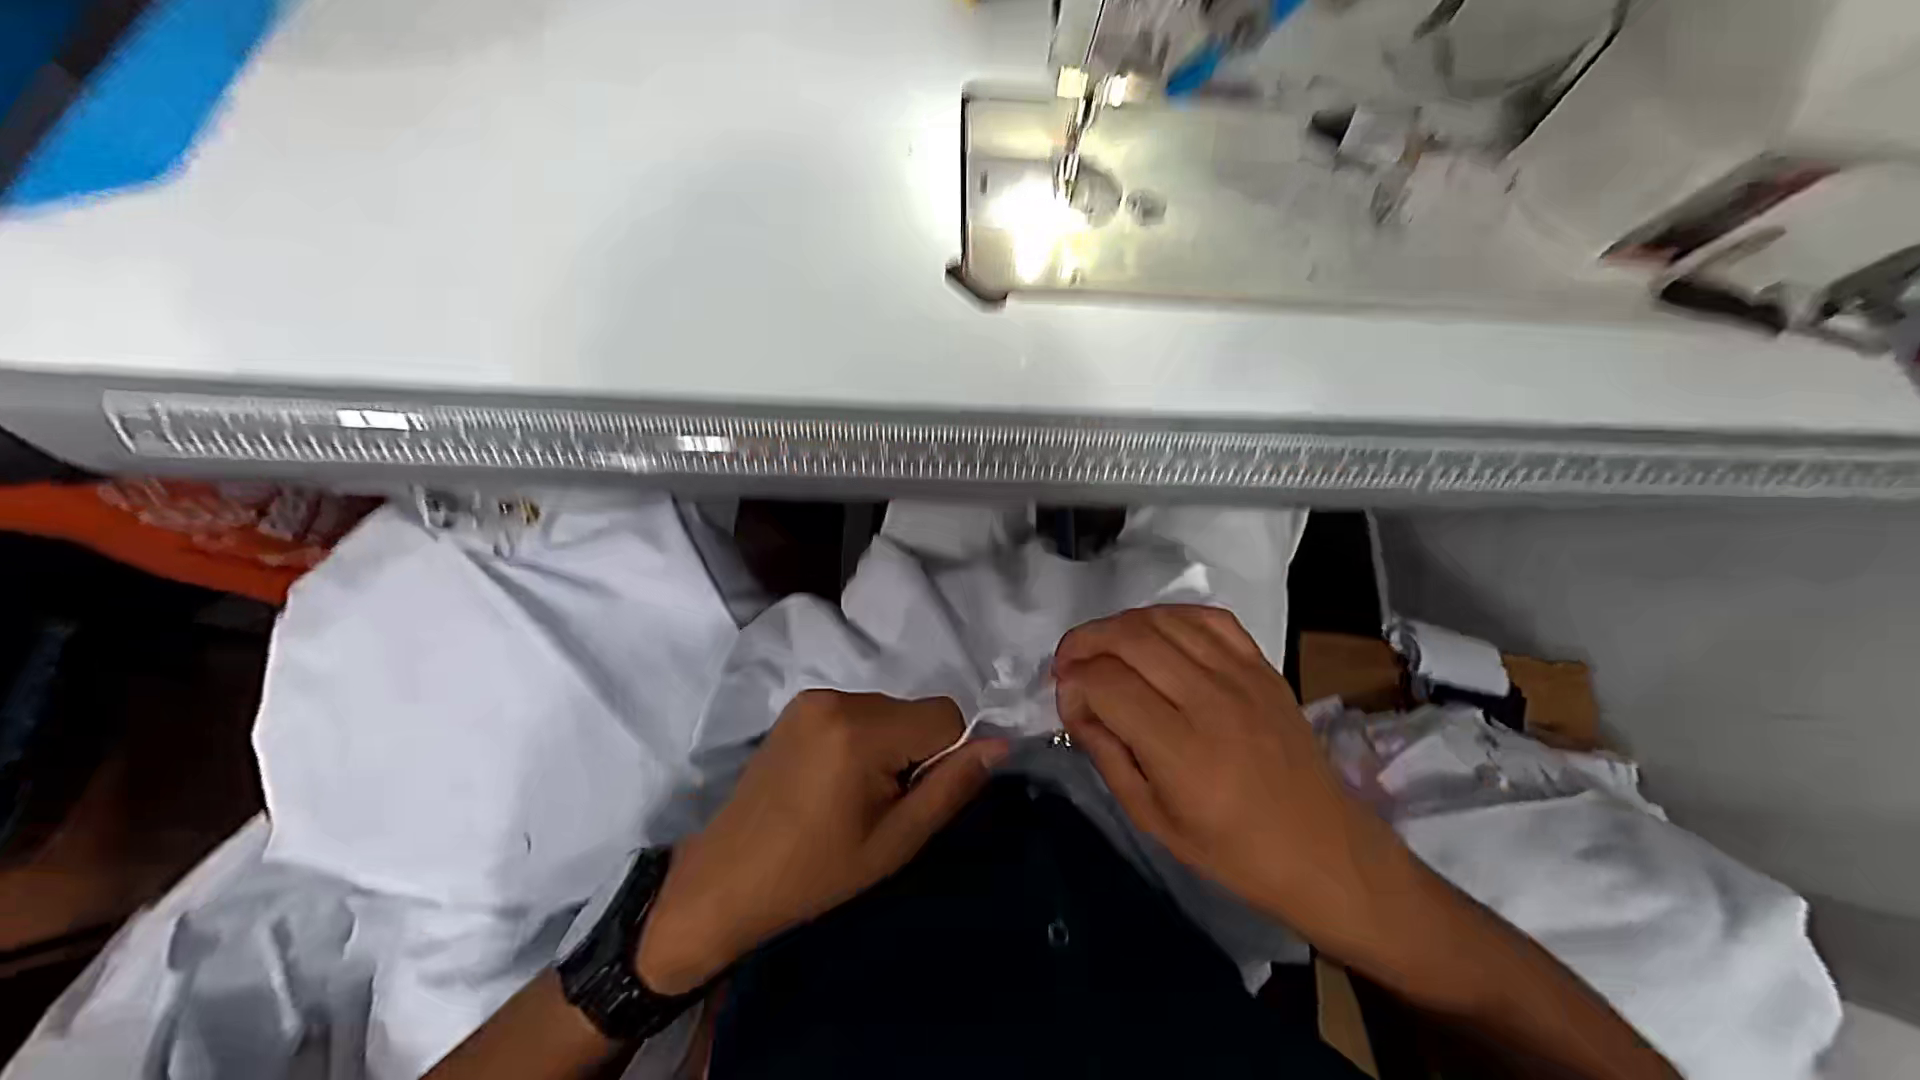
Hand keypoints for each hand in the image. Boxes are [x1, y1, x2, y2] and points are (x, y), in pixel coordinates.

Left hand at [635, 691, 1006, 993]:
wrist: (726, 878)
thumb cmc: (814, 872)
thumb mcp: (895, 841)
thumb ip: (951, 787)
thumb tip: (1000, 745)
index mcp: (862, 730)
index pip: (946, 716)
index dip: (946, 758)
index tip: (914, 799)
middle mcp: (838, 698)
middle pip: (915, 711)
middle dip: (916, 751)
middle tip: (881, 805)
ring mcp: (813, 697)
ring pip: (889, 710)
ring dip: (890, 744)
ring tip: (854, 795)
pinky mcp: (798, 705)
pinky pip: (858, 710)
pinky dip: (864, 737)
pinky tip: (835, 778)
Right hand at [1053, 605, 1406, 936]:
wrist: (1322, 850)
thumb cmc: (1231, 850)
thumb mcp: (1151, 817)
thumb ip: (1106, 753)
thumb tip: (1075, 704)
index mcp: (1181, 750)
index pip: (1106, 684)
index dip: (1073, 686)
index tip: (1068, 704)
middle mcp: (1210, 700)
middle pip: (1128, 638)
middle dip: (1083, 643)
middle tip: (1068, 664)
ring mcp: (1241, 676)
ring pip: (1162, 620)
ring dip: (1118, 626)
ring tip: (1102, 649)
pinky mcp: (1262, 666)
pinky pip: (1208, 618)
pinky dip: (1169, 616)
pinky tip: (1152, 634)